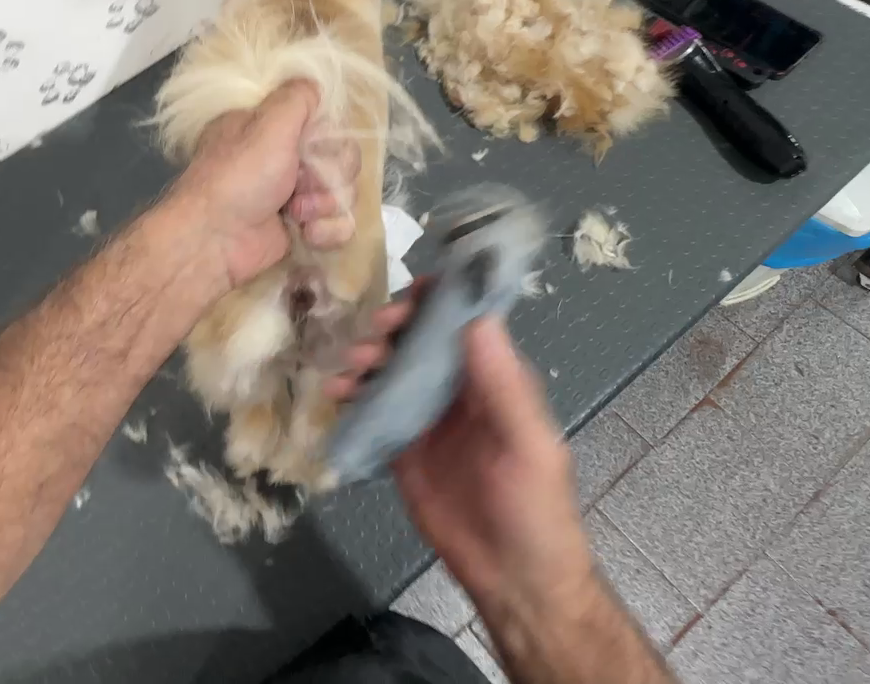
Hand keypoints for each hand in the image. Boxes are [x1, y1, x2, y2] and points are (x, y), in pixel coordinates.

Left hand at [169, 81, 360, 290]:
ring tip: (297, 213)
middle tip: (301, 183)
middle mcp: (285, 158)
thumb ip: (296, 98)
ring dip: (326, 204)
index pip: (325, 123)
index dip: (327, 137)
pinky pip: (338, 225)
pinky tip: (307, 234)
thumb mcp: (267, 123)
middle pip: (342, 158)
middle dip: (329, 174)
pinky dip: (327, 231)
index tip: (312, 145)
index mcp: (273, 128)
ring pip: (344, 192)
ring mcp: (295, 194)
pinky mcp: (303, 228)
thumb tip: (314, 85)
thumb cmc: (241, 176)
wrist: (216, 239)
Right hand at [329, 290, 595, 617]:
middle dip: (395, 324)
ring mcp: (425, 411)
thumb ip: (504, 383)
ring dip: (368, 354)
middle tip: (377, 330)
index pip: (464, 320)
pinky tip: (335, 393)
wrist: (509, 579)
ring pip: (390, 364)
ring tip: (352, 365)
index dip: (439, 299)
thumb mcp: (528, 445)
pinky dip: (351, 391)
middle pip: (419, 337)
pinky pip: (370, 402)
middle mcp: (456, 385)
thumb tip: (477, 316)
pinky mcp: (399, 439)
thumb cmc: (533, 509)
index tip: (412, 290)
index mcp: (494, 377)